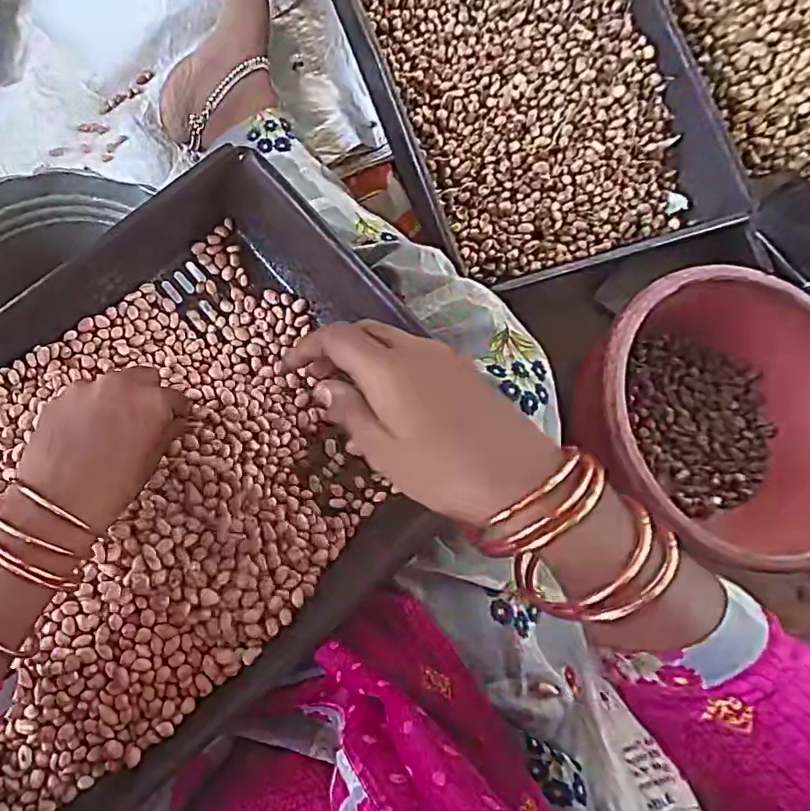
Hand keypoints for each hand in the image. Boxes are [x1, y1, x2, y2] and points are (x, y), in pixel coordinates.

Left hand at [14, 368, 189, 531]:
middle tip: (144, 420)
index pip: (175, 396)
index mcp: (152, 402)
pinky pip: (84, 396)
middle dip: (147, 395)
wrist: (55, 503)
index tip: (175, 418)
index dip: (177, 410)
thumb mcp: (148, 464)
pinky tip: (84, 433)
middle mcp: (121, 385)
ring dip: (116, 399)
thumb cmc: (108, 489)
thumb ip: (164, 434)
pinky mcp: (61, 397)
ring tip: (109, 429)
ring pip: (111, 384)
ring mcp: (87, 387)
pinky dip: (89, 408)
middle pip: (144, 378)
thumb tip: (172, 423)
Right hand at [282, 321, 562, 525]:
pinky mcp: (462, 371)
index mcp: (388, 368)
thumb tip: (323, 386)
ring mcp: (443, 358)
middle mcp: (415, 351)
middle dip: (333, 350)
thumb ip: (349, 411)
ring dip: (362, 361)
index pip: (335, 336)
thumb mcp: (383, 451)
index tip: (287, 371)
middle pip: (363, 332)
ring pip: (389, 344)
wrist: (522, 479)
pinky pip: (413, 359)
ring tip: (348, 401)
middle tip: (316, 382)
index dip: (305, 348)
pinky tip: (387, 407)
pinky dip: (389, 370)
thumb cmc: (443, 472)